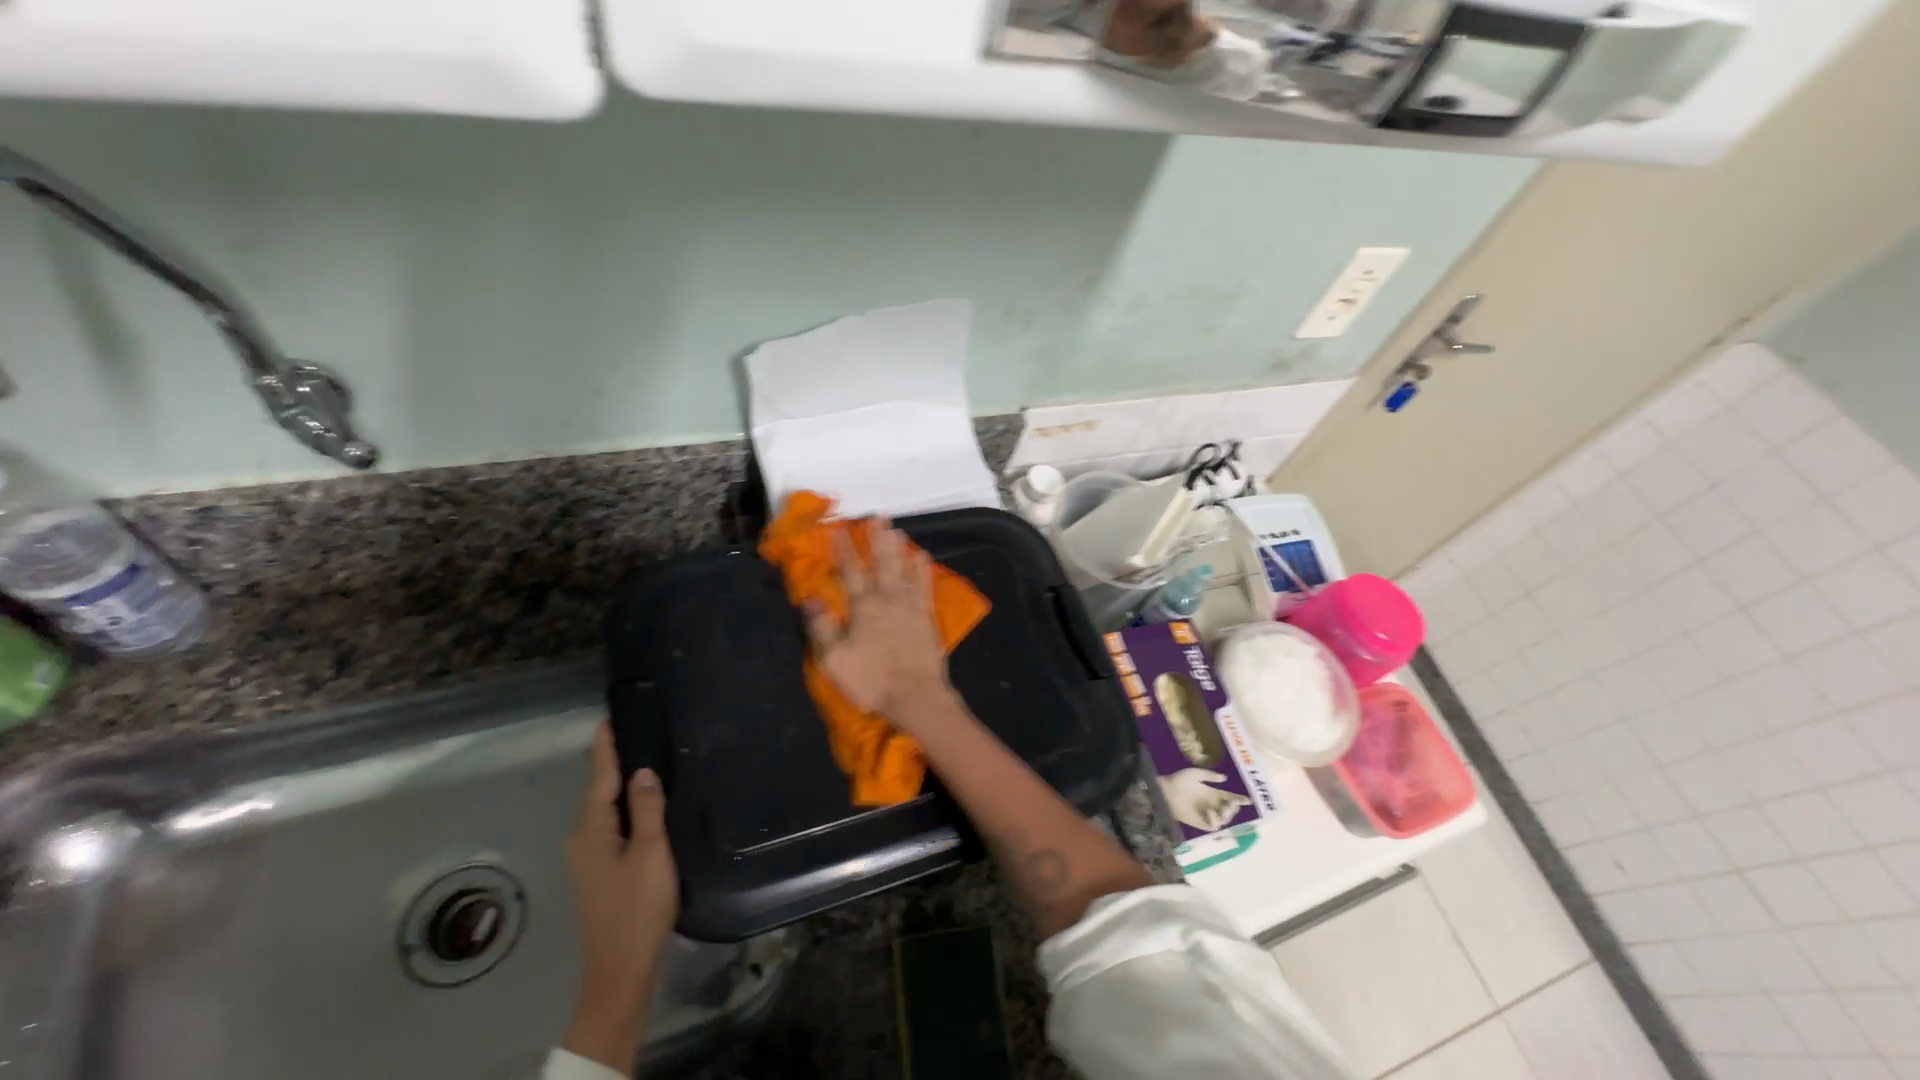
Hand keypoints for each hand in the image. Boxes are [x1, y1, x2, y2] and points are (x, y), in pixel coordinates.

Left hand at [562, 723, 678, 1072]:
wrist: (621, 966)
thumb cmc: (638, 906)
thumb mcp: (651, 853)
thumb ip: (648, 809)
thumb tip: (642, 772)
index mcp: (592, 830)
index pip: (601, 777)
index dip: (607, 748)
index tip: (609, 718)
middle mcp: (582, 840)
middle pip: (600, 793)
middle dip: (616, 765)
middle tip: (640, 734)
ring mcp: (587, 860)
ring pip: (607, 813)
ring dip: (623, 790)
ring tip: (648, 765)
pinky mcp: (599, 874)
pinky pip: (612, 830)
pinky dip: (626, 812)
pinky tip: (645, 809)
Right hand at [806, 519, 954, 724]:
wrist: (916, 696)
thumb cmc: (871, 680)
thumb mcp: (834, 658)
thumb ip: (821, 627)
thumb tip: (810, 599)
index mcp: (863, 607)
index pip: (850, 571)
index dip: (843, 549)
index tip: (838, 528)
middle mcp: (888, 599)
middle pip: (882, 562)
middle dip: (877, 539)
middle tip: (876, 517)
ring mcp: (911, 606)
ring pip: (905, 569)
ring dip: (900, 548)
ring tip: (897, 530)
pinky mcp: (928, 617)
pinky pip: (925, 586)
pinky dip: (923, 569)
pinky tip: (922, 558)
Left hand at [1158, 768, 1252, 831]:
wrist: (1165, 790)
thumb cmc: (1179, 780)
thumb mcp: (1196, 774)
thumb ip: (1210, 776)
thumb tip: (1225, 779)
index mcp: (1212, 793)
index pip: (1229, 797)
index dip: (1239, 799)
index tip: (1248, 800)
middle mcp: (1211, 805)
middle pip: (1229, 810)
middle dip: (1234, 808)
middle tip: (1233, 804)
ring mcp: (1206, 814)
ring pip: (1224, 820)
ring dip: (1227, 815)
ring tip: (1223, 809)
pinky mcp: (1199, 823)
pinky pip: (1212, 826)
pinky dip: (1214, 821)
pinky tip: (1211, 813)